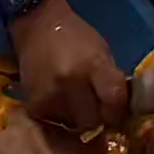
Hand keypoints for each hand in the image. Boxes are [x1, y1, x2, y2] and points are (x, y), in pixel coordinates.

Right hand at [10, 0, 127, 131]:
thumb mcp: (100, 51)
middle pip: (91, 120)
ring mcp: (50, 97)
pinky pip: (54, 123)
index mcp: (92, 65)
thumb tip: (118, 109)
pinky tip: (58, 102)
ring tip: (74, 102)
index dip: (117, 111)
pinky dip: (59, 117)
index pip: (113, 100)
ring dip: (76, 118)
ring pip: (72, 126)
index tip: (116, 113)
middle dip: (96, 117)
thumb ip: (109, 79)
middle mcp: (70, 83)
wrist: (37, 27)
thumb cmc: (74, 37)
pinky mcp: (34, 106)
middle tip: (94, 109)